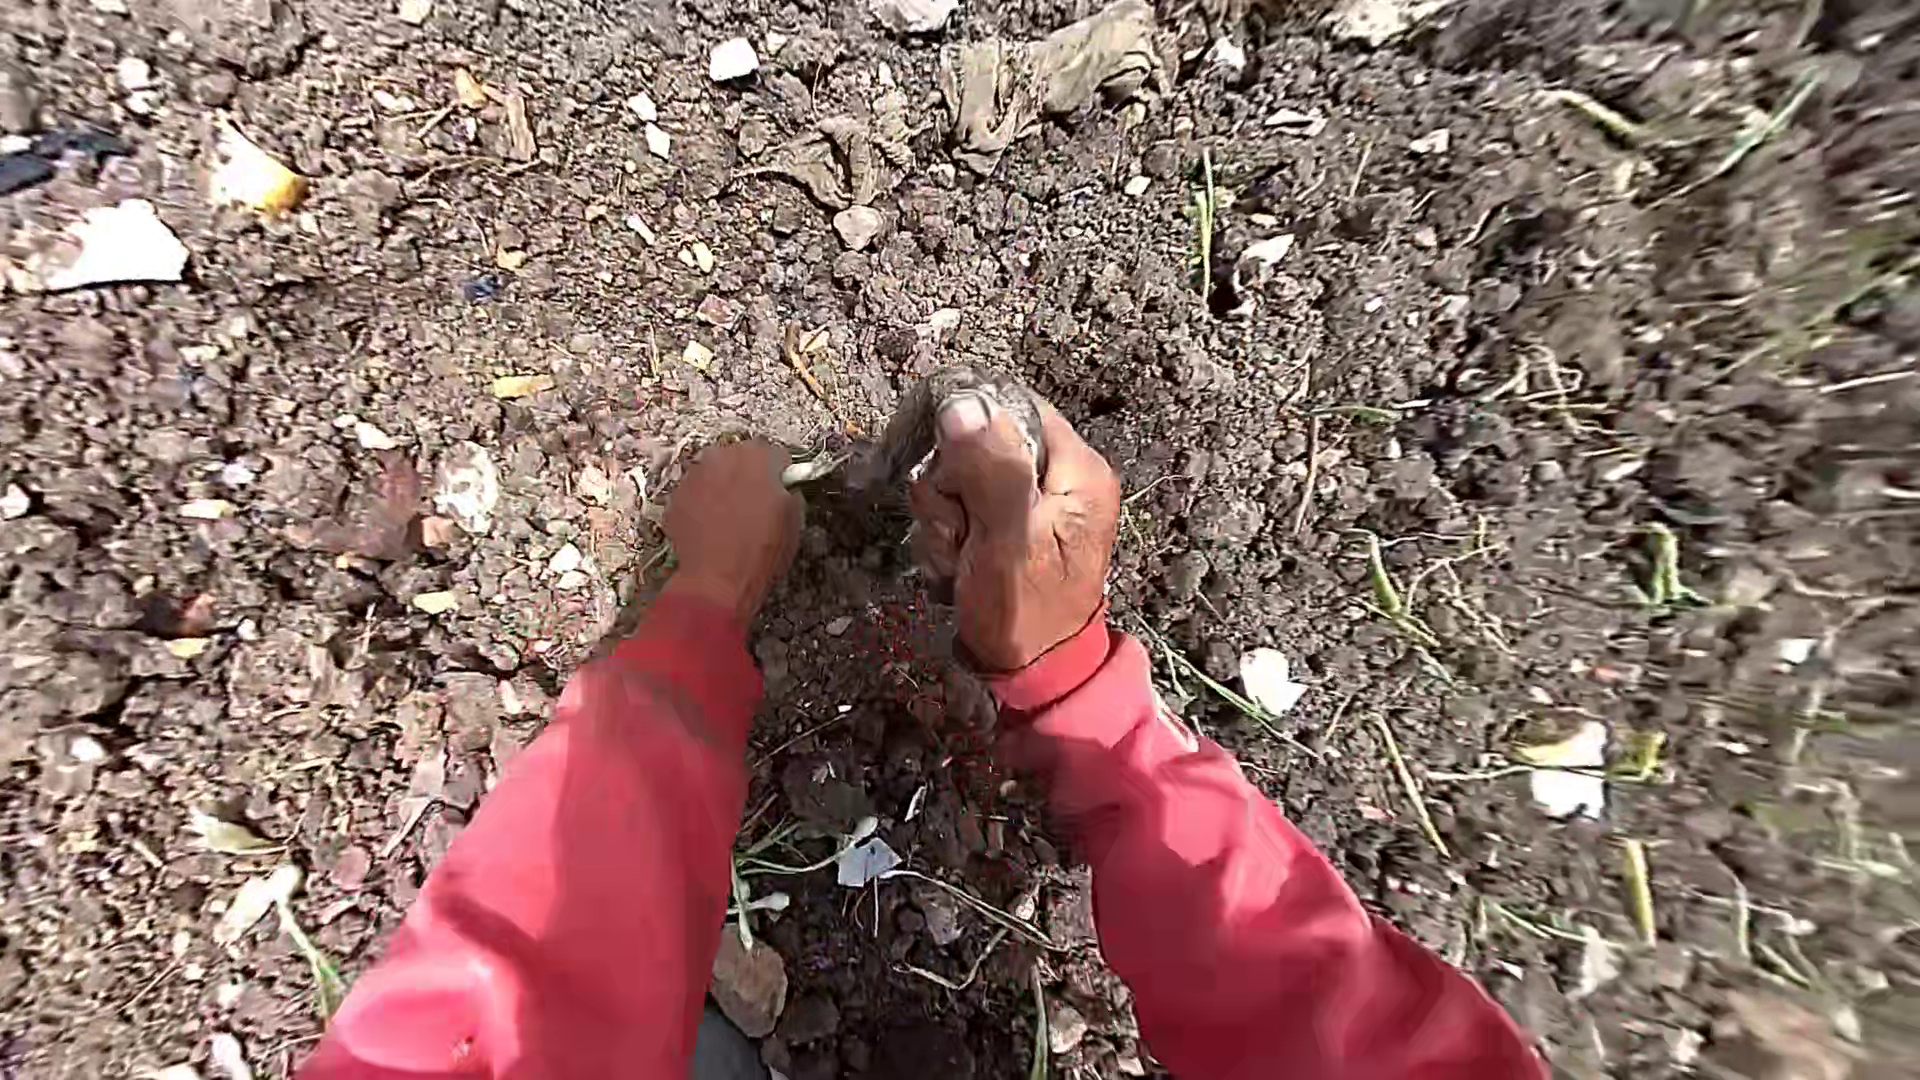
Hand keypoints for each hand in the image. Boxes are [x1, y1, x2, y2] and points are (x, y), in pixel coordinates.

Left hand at [664, 440, 801, 623]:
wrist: (718, 580)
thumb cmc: (762, 550)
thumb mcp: (794, 521)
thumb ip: (789, 493)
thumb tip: (784, 489)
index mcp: (757, 459)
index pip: (776, 454)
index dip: (781, 473)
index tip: (782, 489)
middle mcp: (722, 458)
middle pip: (741, 457)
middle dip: (750, 475)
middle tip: (757, 502)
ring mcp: (694, 476)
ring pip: (715, 473)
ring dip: (725, 486)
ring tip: (732, 516)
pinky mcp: (675, 497)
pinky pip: (696, 493)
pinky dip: (704, 503)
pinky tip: (713, 527)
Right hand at [909, 394, 1119, 670]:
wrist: (1029, 673)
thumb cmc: (1026, 612)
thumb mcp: (1010, 542)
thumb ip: (990, 472)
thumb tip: (962, 404)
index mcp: (1076, 469)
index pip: (1012, 407)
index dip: (970, 432)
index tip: (949, 474)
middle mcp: (1056, 478)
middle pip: (977, 444)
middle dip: (952, 492)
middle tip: (962, 535)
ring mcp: (1028, 503)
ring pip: (958, 479)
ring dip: (944, 520)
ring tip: (961, 558)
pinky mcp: (1005, 526)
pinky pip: (958, 509)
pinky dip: (948, 537)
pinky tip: (958, 565)